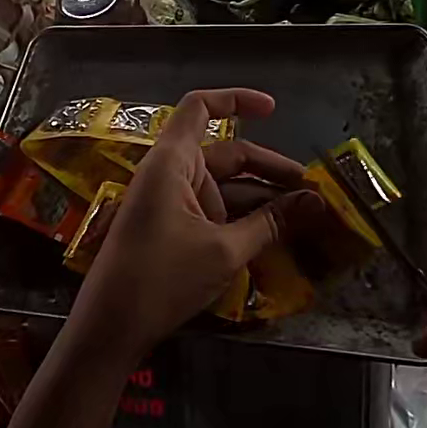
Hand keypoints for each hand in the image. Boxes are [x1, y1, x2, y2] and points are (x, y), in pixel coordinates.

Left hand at [67, 89, 322, 360]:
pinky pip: (215, 210)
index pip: (200, 108)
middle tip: (312, 189)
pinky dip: (244, 218)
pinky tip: (276, 233)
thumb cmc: (162, 278)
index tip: (273, 109)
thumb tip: (315, 202)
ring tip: (305, 214)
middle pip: (227, 154)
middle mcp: (172, 173)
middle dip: (270, 168)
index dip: (236, 99)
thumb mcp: (224, 251)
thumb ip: (271, 223)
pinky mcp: (174, 228)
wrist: (111, 328)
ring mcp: (173, 202)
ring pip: (225, 186)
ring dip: (262, 198)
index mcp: (173, 162)